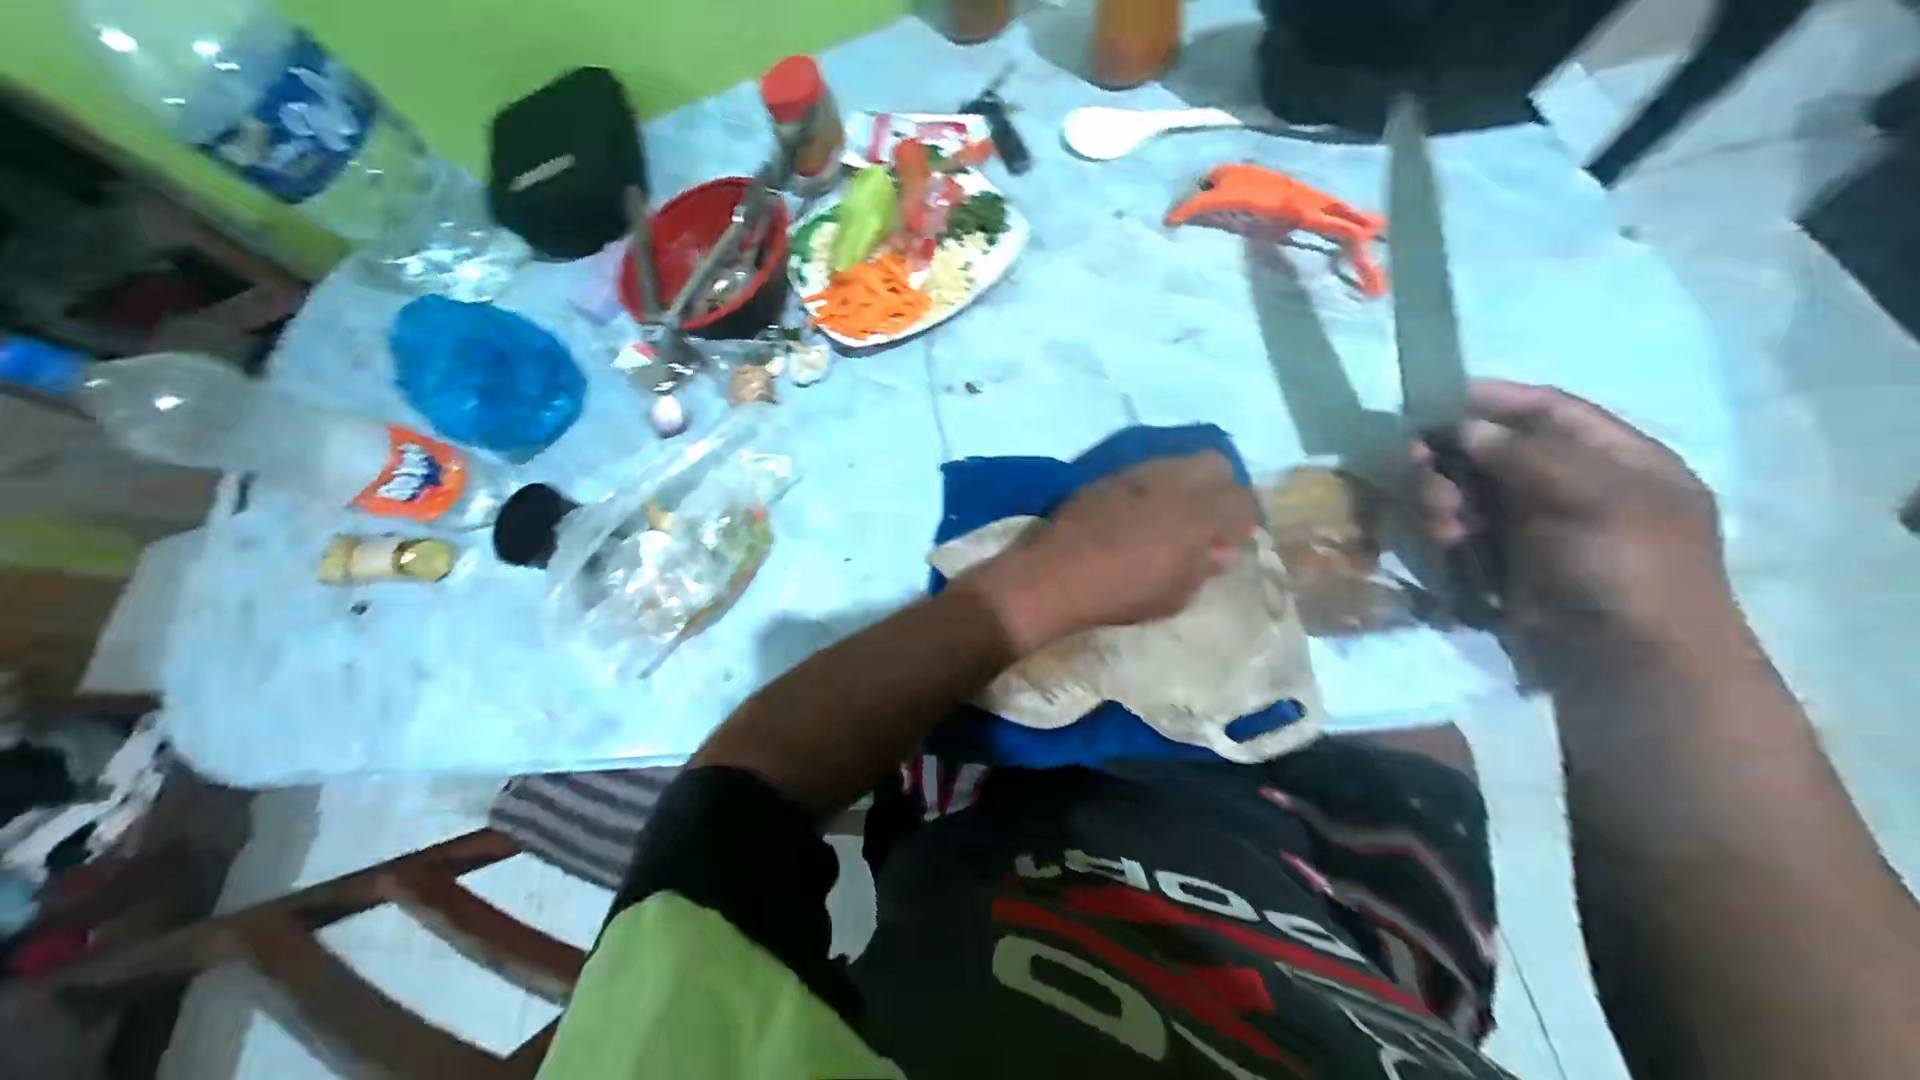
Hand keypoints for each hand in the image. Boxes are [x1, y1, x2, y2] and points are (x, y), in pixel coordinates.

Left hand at [965, 452, 1257, 652]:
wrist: (1050, 576)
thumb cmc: (1120, 593)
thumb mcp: (1175, 595)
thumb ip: (1204, 567)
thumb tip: (1220, 550)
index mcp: (1198, 512)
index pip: (1243, 500)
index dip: (1244, 522)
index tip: (1232, 541)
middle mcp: (1171, 481)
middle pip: (1215, 465)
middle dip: (1220, 490)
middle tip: (1207, 522)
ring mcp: (1135, 472)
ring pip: (1178, 462)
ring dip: (1185, 484)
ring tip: (1172, 517)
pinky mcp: (1105, 476)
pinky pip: (1144, 470)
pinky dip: (1153, 486)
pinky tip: (1138, 513)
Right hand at [1413, 381, 1732, 650]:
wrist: (1626, 662)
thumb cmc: (1627, 568)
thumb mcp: (1595, 498)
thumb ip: (1527, 455)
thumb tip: (1463, 427)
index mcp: (1616, 460)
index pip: (1549, 411)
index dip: (1496, 399)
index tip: (1437, 396)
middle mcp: (1571, 485)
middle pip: (1495, 449)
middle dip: (1453, 454)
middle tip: (1416, 462)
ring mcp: (1534, 524)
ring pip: (1469, 488)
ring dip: (1443, 494)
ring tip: (1440, 518)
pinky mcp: (1502, 558)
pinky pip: (1462, 525)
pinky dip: (1446, 526)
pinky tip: (1445, 539)